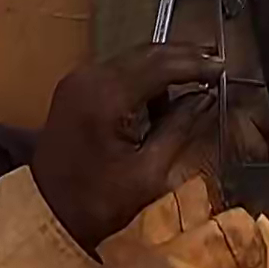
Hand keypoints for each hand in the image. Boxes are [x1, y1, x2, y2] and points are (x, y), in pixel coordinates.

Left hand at [30, 44, 222, 251]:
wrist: (46, 214)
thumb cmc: (97, 204)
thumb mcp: (147, 174)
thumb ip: (178, 129)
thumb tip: (205, 98)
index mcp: (106, 96)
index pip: (158, 65)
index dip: (193, 63)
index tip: (222, 65)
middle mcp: (90, 75)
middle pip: (144, 53)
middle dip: (182, 56)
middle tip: (215, 60)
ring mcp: (80, 76)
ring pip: (131, 57)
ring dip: (163, 63)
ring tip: (197, 74)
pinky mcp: (76, 84)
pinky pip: (117, 69)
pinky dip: (142, 74)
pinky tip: (162, 91)